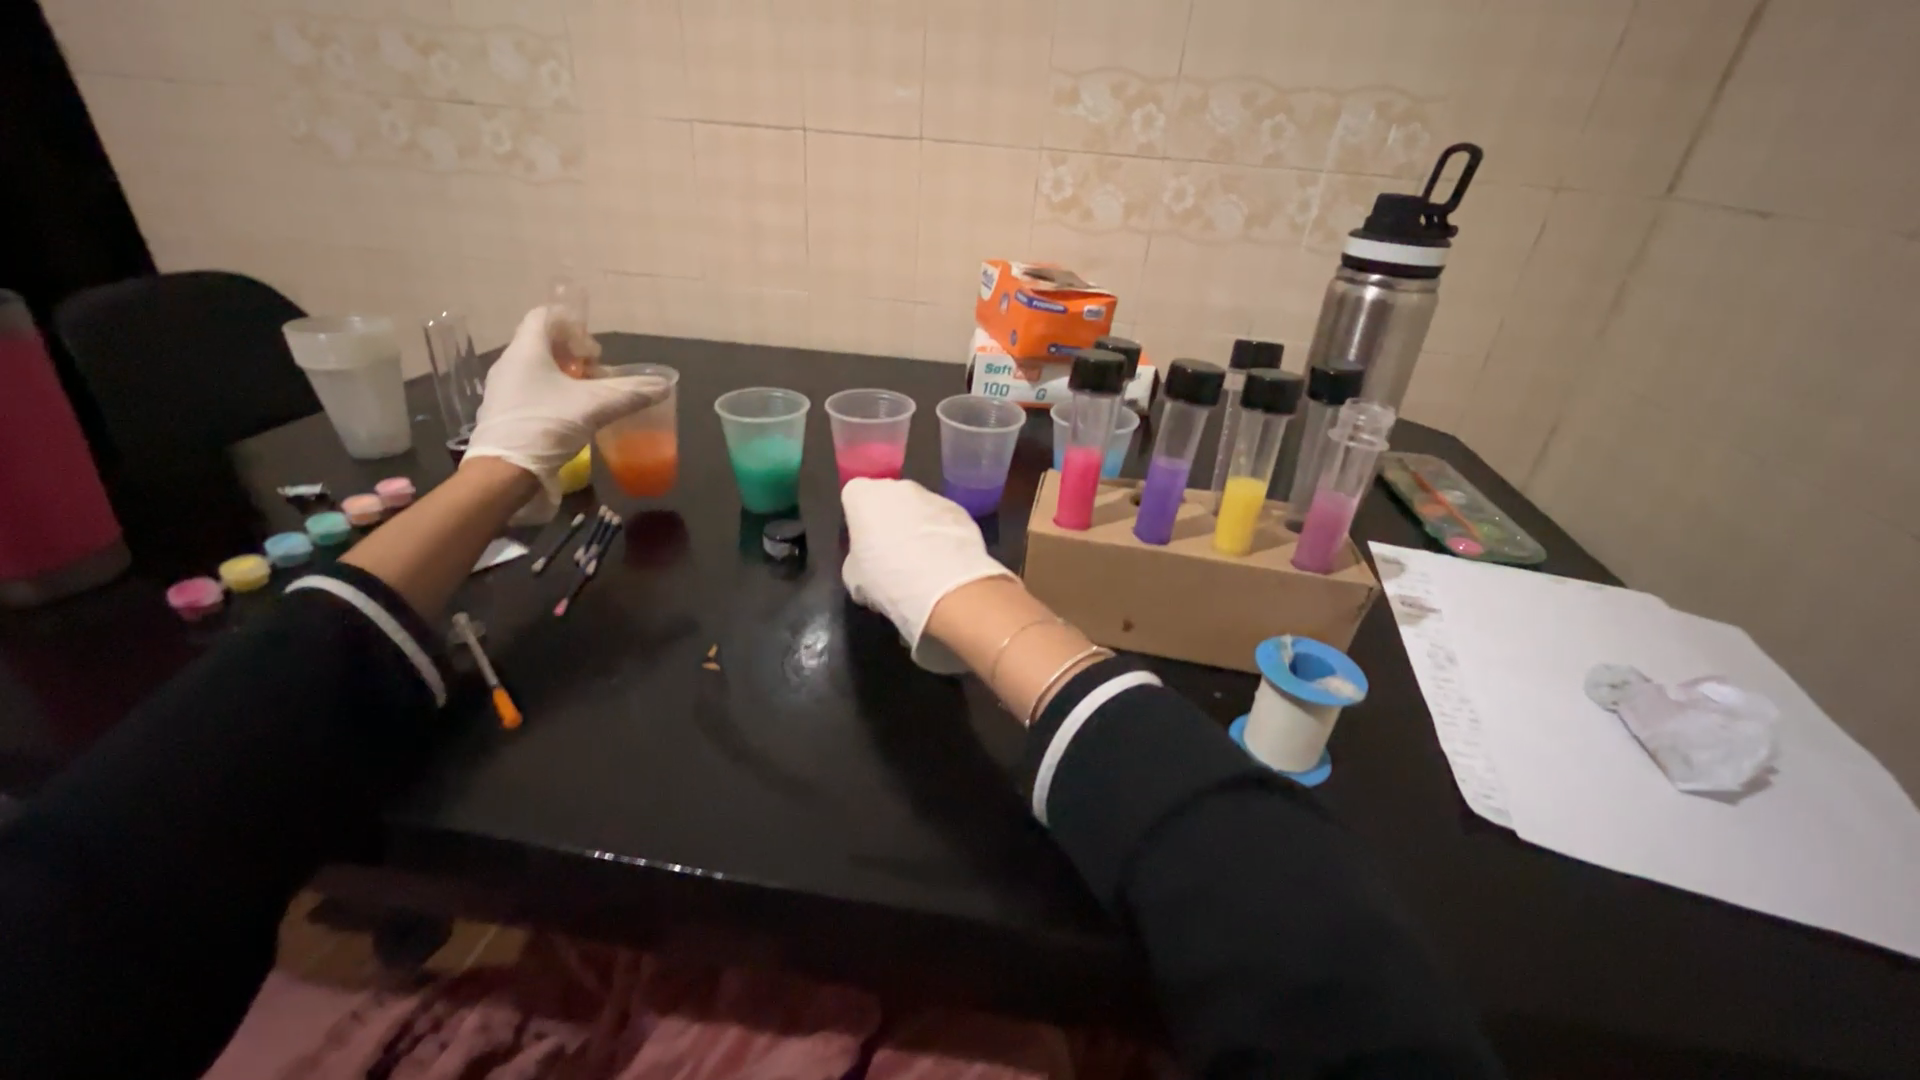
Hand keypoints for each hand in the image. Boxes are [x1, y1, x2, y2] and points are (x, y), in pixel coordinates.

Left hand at [463, 306, 670, 505]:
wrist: (504, 472)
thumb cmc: (546, 425)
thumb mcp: (595, 407)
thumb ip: (629, 393)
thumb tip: (663, 386)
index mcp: (526, 350)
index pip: (545, 316)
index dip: (573, 325)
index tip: (594, 351)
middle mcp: (510, 362)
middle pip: (544, 342)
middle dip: (575, 355)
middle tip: (598, 375)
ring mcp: (503, 388)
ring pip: (538, 367)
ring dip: (566, 375)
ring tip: (589, 397)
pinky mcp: (504, 411)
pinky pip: (531, 389)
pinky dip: (554, 393)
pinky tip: (571, 415)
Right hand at [841, 479, 1014, 672]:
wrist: (945, 589)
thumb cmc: (887, 579)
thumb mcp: (854, 578)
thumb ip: (856, 559)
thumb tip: (866, 563)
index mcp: (864, 496)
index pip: (854, 495)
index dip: (859, 518)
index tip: (864, 541)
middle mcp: (898, 487)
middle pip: (889, 498)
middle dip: (890, 518)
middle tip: (892, 552)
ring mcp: (933, 496)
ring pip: (919, 508)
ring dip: (918, 527)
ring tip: (923, 561)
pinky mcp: (961, 511)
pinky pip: (944, 521)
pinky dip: (942, 535)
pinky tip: (944, 562)